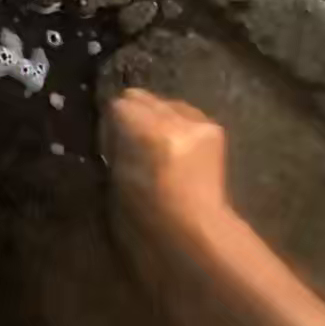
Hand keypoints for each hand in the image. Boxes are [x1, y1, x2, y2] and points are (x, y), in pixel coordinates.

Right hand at [106, 88, 230, 237]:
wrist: (199, 229)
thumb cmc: (152, 212)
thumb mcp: (120, 176)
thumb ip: (116, 142)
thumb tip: (113, 124)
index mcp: (149, 133)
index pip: (118, 104)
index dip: (111, 122)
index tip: (111, 139)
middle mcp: (174, 120)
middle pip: (140, 96)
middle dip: (132, 113)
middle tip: (130, 138)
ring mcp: (197, 121)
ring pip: (162, 101)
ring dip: (155, 116)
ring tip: (156, 144)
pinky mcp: (213, 126)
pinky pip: (184, 112)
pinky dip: (176, 123)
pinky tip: (176, 145)